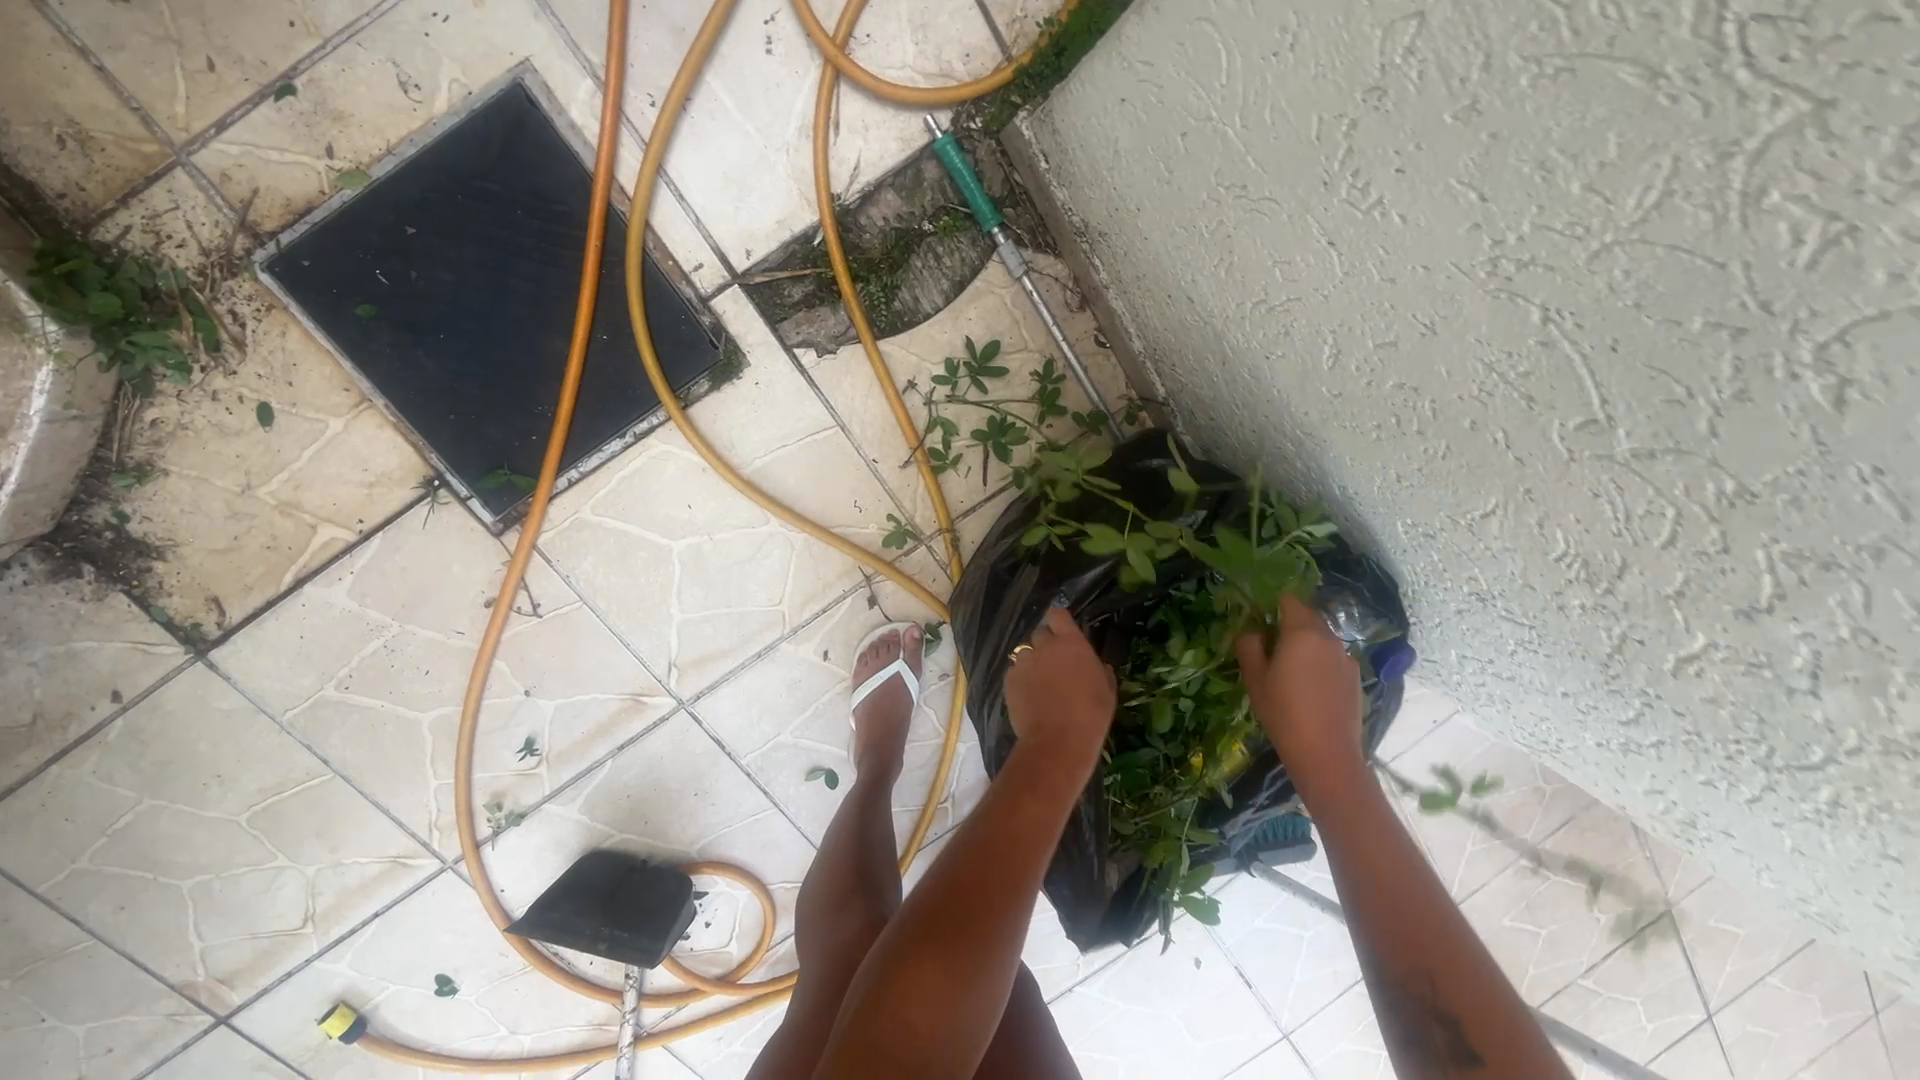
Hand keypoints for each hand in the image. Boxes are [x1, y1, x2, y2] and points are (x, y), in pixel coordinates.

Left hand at [1005, 607, 1116, 762]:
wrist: (1059, 740)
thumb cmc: (1091, 715)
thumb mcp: (1108, 690)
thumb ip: (1101, 671)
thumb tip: (1099, 665)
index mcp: (1071, 643)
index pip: (1057, 615)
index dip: (1058, 621)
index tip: (1062, 632)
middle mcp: (1045, 646)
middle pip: (1039, 633)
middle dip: (1045, 644)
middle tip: (1053, 663)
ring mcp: (1024, 662)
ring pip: (1024, 653)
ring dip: (1031, 662)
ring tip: (1039, 683)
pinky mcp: (1009, 680)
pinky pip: (1014, 672)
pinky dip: (1020, 679)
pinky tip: (1029, 696)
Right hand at [1236, 594, 1365, 800]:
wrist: (1326, 753)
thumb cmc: (1283, 712)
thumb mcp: (1254, 678)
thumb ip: (1248, 645)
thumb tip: (1252, 631)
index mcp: (1301, 632)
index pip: (1289, 600)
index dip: (1273, 606)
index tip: (1261, 624)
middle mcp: (1329, 638)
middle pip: (1308, 617)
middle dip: (1289, 626)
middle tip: (1271, 651)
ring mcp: (1346, 657)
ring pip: (1322, 639)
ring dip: (1306, 646)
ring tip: (1291, 675)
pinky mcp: (1356, 677)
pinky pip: (1333, 659)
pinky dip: (1320, 664)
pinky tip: (1311, 691)